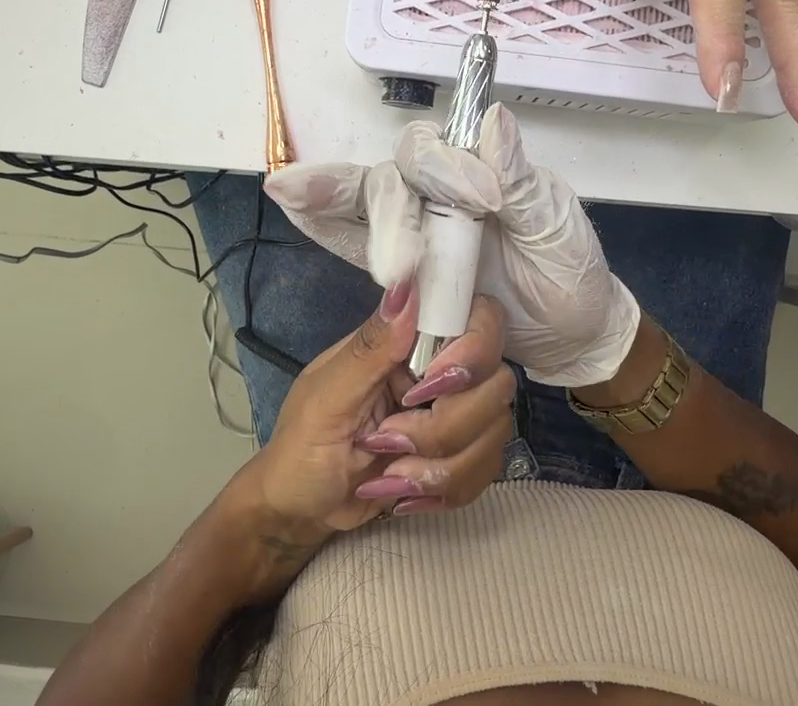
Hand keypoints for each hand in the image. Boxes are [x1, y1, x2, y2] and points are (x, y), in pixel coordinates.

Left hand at [233, 287, 515, 546]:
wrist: (301, 510)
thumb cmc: (302, 446)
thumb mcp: (326, 397)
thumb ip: (371, 347)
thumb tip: (405, 286)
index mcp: (408, 342)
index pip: (478, 318)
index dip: (471, 353)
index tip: (428, 387)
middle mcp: (442, 370)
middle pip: (496, 382)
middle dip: (444, 427)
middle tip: (388, 440)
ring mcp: (457, 414)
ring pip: (495, 430)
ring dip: (440, 466)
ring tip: (389, 474)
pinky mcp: (462, 456)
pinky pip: (487, 469)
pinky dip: (445, 490)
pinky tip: (403, 493)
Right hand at [264, 104, 639, 386]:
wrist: (569, 334)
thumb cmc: (568, 274)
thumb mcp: (554, 229)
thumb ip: (521, 181)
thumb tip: (493, 120)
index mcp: (478, 171)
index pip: (441, 153)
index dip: (445, 170)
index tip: (481, 201)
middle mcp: (439, 192)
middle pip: (393, 180)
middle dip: (389, 215)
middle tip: (398, 267)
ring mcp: (417, 228)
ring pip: (364, 202)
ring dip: (329, 199)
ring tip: (289, 192)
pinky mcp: (401, 269)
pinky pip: (354, 240)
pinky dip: (322, 224)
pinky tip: (291, 208)